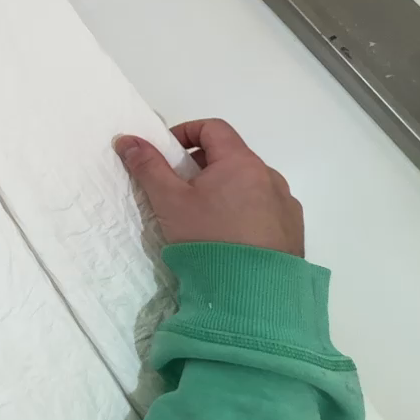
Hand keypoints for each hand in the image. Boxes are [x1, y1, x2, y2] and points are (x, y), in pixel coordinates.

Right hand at [115, 118, 304, 256]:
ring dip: (221, 186)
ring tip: (201, 214)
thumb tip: (126, 139)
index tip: (166, 155)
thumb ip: (147, 165)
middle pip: (229, 155)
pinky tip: (225, 232)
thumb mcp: (168, 198)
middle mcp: (270, 177)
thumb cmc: (206, 235)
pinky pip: (262, 205)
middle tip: (177, 188)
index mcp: (242, 163)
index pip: (213, 128)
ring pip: (246, 181)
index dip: (184, 132)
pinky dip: (241, 207)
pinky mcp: (293, 229)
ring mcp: (286, 204)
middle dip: (198, 164)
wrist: (252, 292)